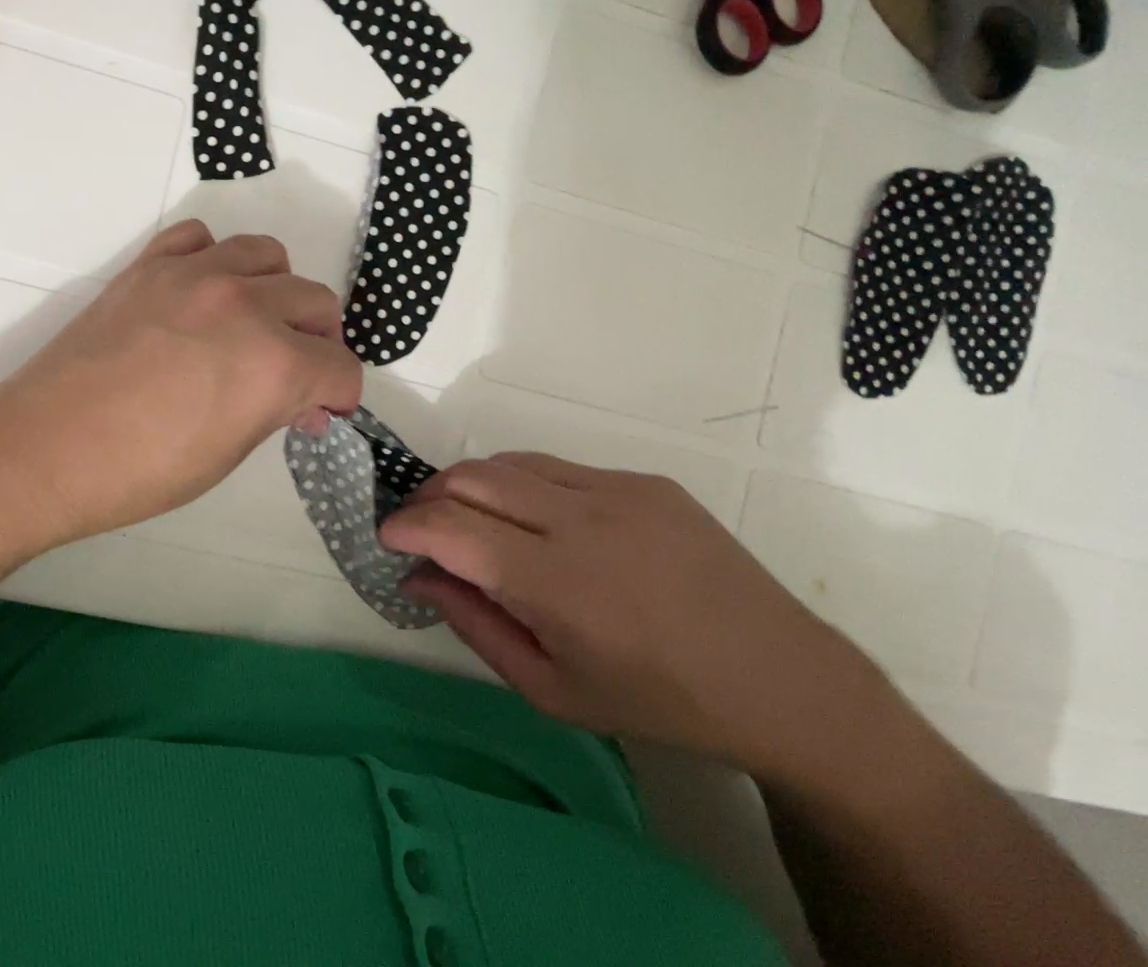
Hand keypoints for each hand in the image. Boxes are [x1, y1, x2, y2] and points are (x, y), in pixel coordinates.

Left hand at [0, 220, 362, 547]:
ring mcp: (194, 275)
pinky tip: (202, 295)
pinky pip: (200, 237)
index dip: (338, 395)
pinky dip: (214, 260)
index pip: (340, 367)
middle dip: (319, 341)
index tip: (321, 409)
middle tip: (294, 372)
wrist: (46, 447)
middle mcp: (246, 305)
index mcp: (275, 364)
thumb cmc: (139, 472)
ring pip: (267, 254)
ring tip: (252, 324)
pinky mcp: (148, 265)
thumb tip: (299, 400)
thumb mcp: (225, 456)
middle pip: (317, 302)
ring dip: (276, 291)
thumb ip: (273, 412)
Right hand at [382, 454, 899, 778]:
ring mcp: (620, 491)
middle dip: (427, 497)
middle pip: (471, 477)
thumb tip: (417, 574)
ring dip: (471, 485)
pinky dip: (523, 487)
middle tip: (418, 530)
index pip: (448, 526)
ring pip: (511, 463)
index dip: (403, 525)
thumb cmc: (655, 702)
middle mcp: (581, 519)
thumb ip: (473, 624)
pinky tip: (537, 525)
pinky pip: (561, 469)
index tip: (386, 538)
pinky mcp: (648, 483)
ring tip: (467, 522)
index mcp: (553, 581)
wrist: (781, 681)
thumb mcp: (548, 688)